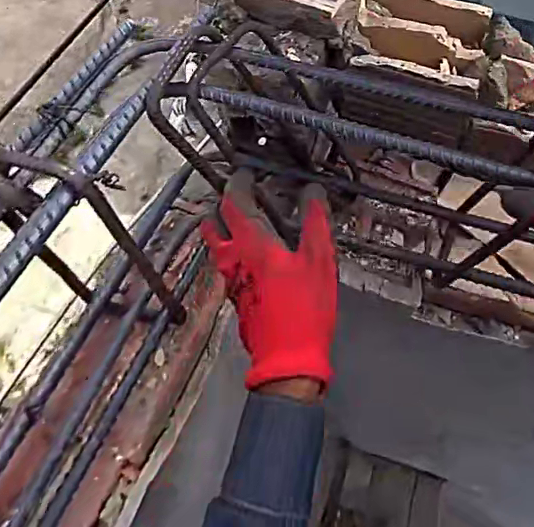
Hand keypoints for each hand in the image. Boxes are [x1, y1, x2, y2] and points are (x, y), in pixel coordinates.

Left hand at [201, 171, 337, 389]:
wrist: (288, 362)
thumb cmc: (305, 307)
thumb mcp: (319, 259)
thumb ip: (314, 221)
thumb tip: (312, 192)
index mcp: (252, 246)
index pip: (233, 205)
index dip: (237, 183)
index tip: (247, 171)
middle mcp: (233, 261)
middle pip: (213, 226)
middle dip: (220, 205)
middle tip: (238, 192)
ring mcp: (232, 282)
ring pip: (218, 246)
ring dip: (226, 226)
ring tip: (248, 216)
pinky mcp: (238, 297)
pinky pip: (229, 262)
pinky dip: (236, 246)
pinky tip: (258, 248)